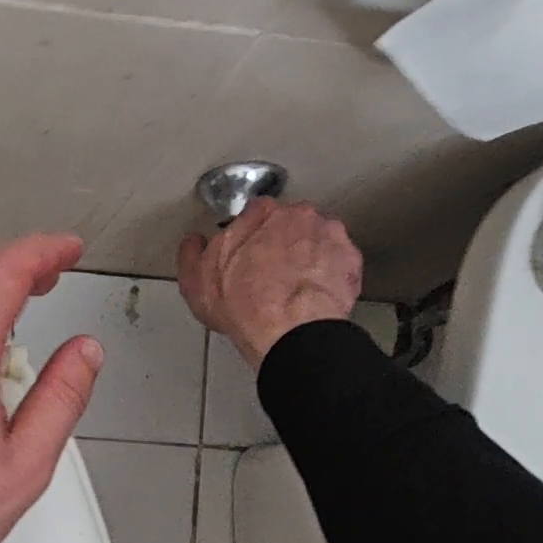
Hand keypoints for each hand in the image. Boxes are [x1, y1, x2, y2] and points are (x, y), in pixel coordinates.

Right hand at [177, 198, 362, 369]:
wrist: (290, 331)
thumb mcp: (196, 282)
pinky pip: (337, 264)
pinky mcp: (350, 263)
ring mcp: (330, 238)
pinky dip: (326, 276)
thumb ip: (192, 254)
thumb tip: (193, 243)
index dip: (247, 233)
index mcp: (264, 215)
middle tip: (267, 275)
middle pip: (290, 224)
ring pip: (316, 241)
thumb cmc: (246, 306)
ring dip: (306, 258)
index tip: (243, 252)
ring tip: (290, 290)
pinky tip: (309, 297)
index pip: (256, 210)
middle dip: (280, 244)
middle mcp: (301, 218)